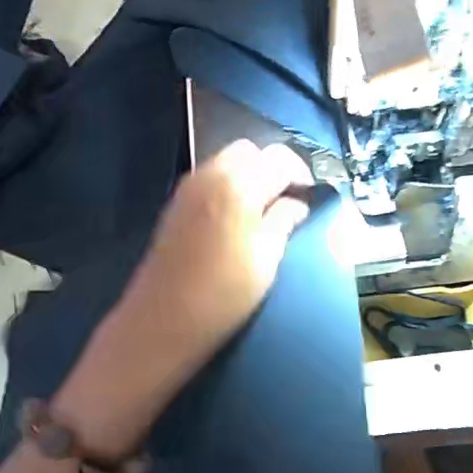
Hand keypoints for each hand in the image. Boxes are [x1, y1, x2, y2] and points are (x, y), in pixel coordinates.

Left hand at [53, 140, 311, 456]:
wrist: (162, 321)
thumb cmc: (222, 294)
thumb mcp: (266, 260)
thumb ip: (283, 221)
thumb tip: (297, 203)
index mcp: (238, 185)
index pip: (278, 159)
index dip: (300, 173)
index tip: (311, 194)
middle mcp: (209, 175)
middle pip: (248, 151)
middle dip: (271, 168)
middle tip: (288, 200)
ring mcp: (187, 189)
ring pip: (226, 163)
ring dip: (248, 176)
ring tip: (265, 211)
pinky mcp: (175, 206)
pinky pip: (209, 180)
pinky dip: (228, 186)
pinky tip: (237, 219)